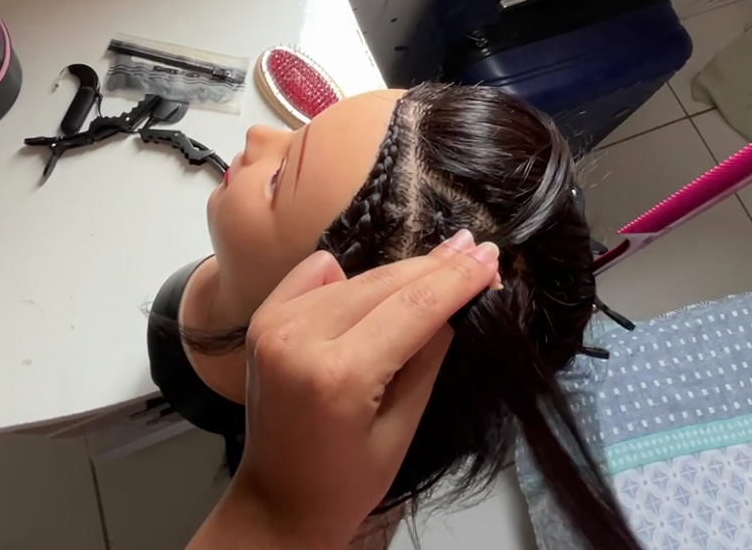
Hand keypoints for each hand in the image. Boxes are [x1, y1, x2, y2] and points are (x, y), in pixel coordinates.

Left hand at [188, 230, 499, 549]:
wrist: (275, 502)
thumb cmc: (346, 482)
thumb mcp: (402, 428)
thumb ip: (429, 356)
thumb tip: (459, 298)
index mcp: (339, 375)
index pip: (413, 308)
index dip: (456, 278)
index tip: (488, 254)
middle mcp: (300, 338)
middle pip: (385, 282)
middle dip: (435, 266)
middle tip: (474, 250)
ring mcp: (276, 323)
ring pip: (356, 276)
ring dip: (399, 273)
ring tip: (437, 270)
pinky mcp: (264, 316)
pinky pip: (316, 271)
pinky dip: (347, 275)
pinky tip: (368, 293)